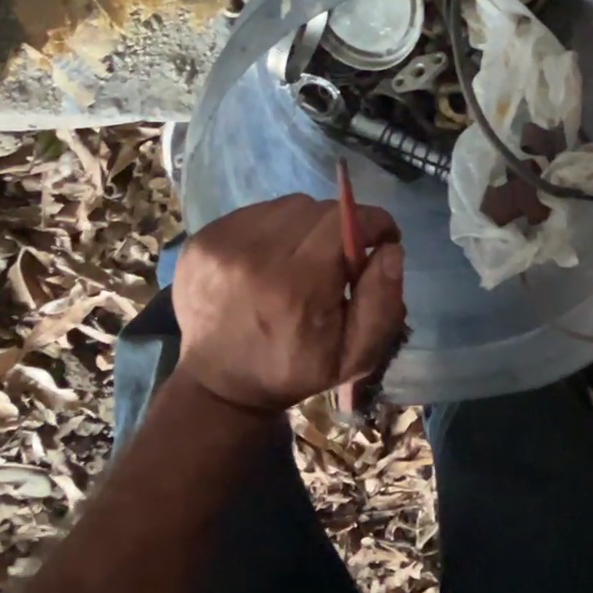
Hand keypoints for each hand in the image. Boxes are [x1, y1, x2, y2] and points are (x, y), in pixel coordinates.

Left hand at [168, 195, 405, 412]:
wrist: (217, 386)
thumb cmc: (293, 370)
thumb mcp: (354, 356)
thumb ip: (382, 302)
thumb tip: (391, 248)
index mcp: (297, 284)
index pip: (346, 219)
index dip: (373, 223)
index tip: (382, 240)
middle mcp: (255, 254)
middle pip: (319, 209)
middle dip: (341, 227)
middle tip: (341, 258)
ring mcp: (222, 243)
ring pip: (288, 206)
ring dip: (307, 225)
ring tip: (303, 257)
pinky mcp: (201, 239)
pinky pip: (256, 213)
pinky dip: (273, 228)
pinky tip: (271, 259)